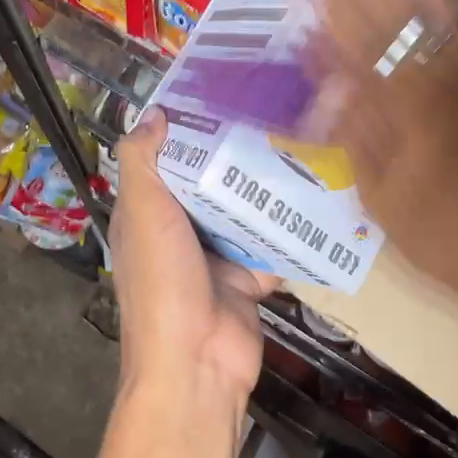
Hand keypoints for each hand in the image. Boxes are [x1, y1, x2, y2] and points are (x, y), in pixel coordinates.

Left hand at [110, 111, 273, 403]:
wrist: (197, 361)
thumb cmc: (162, 280)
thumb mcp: (142, 212)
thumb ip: (142, 161)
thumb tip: (154, 114)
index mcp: (147, 215)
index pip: (164, 162)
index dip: (184, 131)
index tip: (216, 95)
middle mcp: (179, 232)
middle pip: (208, 184)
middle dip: (233, 156)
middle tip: (269, 114)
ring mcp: (215, 258)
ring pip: (242, 213)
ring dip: (263, 189)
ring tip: (297, 143)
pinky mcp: (248, 280)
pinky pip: (270, 248)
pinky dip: (288, 230)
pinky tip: (314, 195)